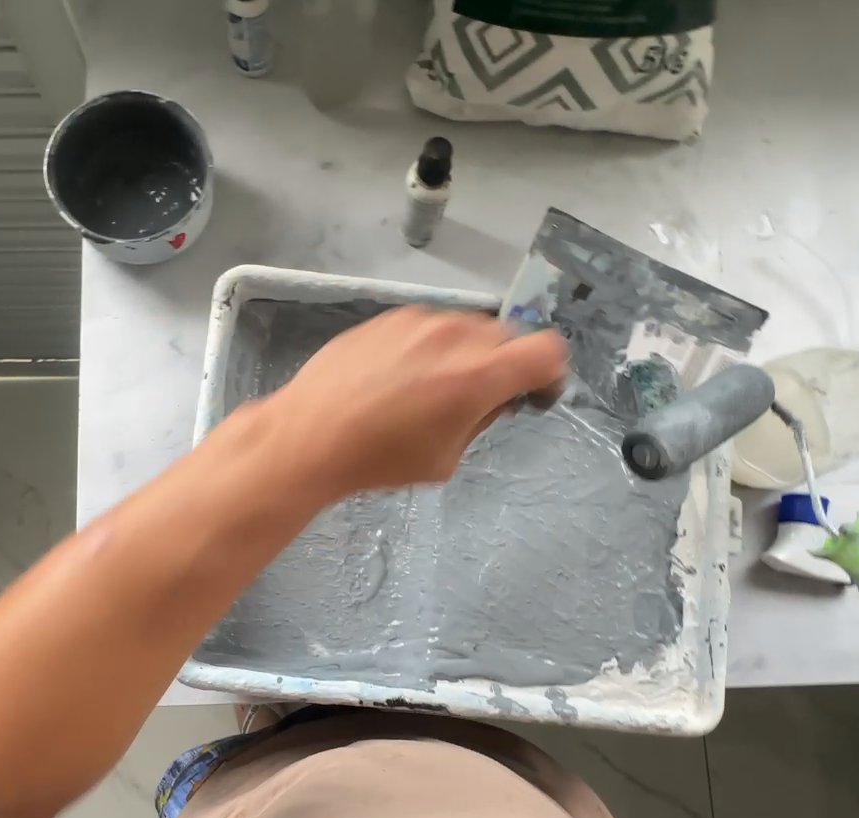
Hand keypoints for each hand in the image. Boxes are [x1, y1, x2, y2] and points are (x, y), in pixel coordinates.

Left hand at [261, 307, 567, 496]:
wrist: (310, 435)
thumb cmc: (379, 459)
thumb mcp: (445, 458)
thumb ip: (481, 421)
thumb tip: (495, 400)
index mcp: (478, 376)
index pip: (548, 351)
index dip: (549, 373)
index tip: (533, 393)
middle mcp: (455, 336)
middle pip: (509, 335)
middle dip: (506, 364)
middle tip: (480, 397)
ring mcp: (419, 320)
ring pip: (467, 327)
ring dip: (467, 352)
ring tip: (433, 387)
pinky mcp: (389, 317)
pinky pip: (429, 325)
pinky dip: (431, 345)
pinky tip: (401, 376)